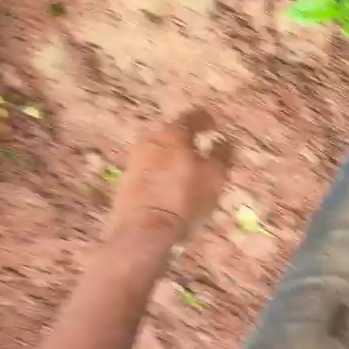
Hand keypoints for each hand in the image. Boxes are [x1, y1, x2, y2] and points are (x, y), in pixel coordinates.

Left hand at [103, 108, 233, 242]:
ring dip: (172, 155)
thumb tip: (222, 141)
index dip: (207, 120)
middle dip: (187, 138)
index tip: (215, 127)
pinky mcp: (126, 180)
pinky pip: (149, 167)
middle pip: (173, 132)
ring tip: (184, 169)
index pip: (193, 116)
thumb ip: (221, 154)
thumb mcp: (214, 177)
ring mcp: (135, 159)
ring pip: (159, 150)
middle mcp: (151, 139)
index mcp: (173, 131)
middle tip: (200, 149)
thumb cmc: (183, 198)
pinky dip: (160, 170)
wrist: (142, 232)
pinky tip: (168, 184)